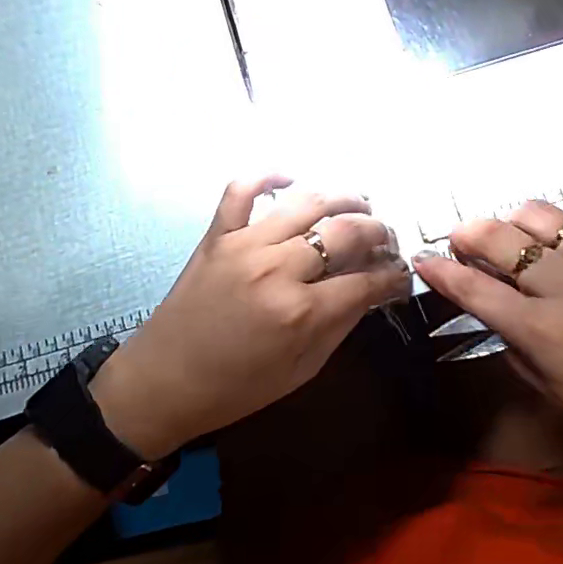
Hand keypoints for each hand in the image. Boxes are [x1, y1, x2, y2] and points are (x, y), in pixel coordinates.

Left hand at [90, 176, 411, 458]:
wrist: (162, 383)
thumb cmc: (237, 387)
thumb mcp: (303, 369)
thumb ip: (342, 324)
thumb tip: (372, 289)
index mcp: (302, 312)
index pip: (367, 280)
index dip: (393, 276)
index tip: (400, 274)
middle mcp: (277, 269)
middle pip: (346, 231)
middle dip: (378, 232)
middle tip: (385, 239)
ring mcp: (244, 245)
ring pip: (307, 202)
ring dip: (343, 198)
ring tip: (359, 204)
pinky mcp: (216, 235)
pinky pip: (242, 190)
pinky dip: (267, 175)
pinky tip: (290, 178)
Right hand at [414, 201, 562, 498]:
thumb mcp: (557, 392)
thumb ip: (517, 346)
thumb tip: (494, 312)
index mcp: (544, 330)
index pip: (473, 288)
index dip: (439, 270)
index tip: (422, 259)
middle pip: (499, 236)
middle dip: (468, 232)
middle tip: (461, 240)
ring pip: (540, 214)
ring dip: (514, 222)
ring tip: (513, 237)